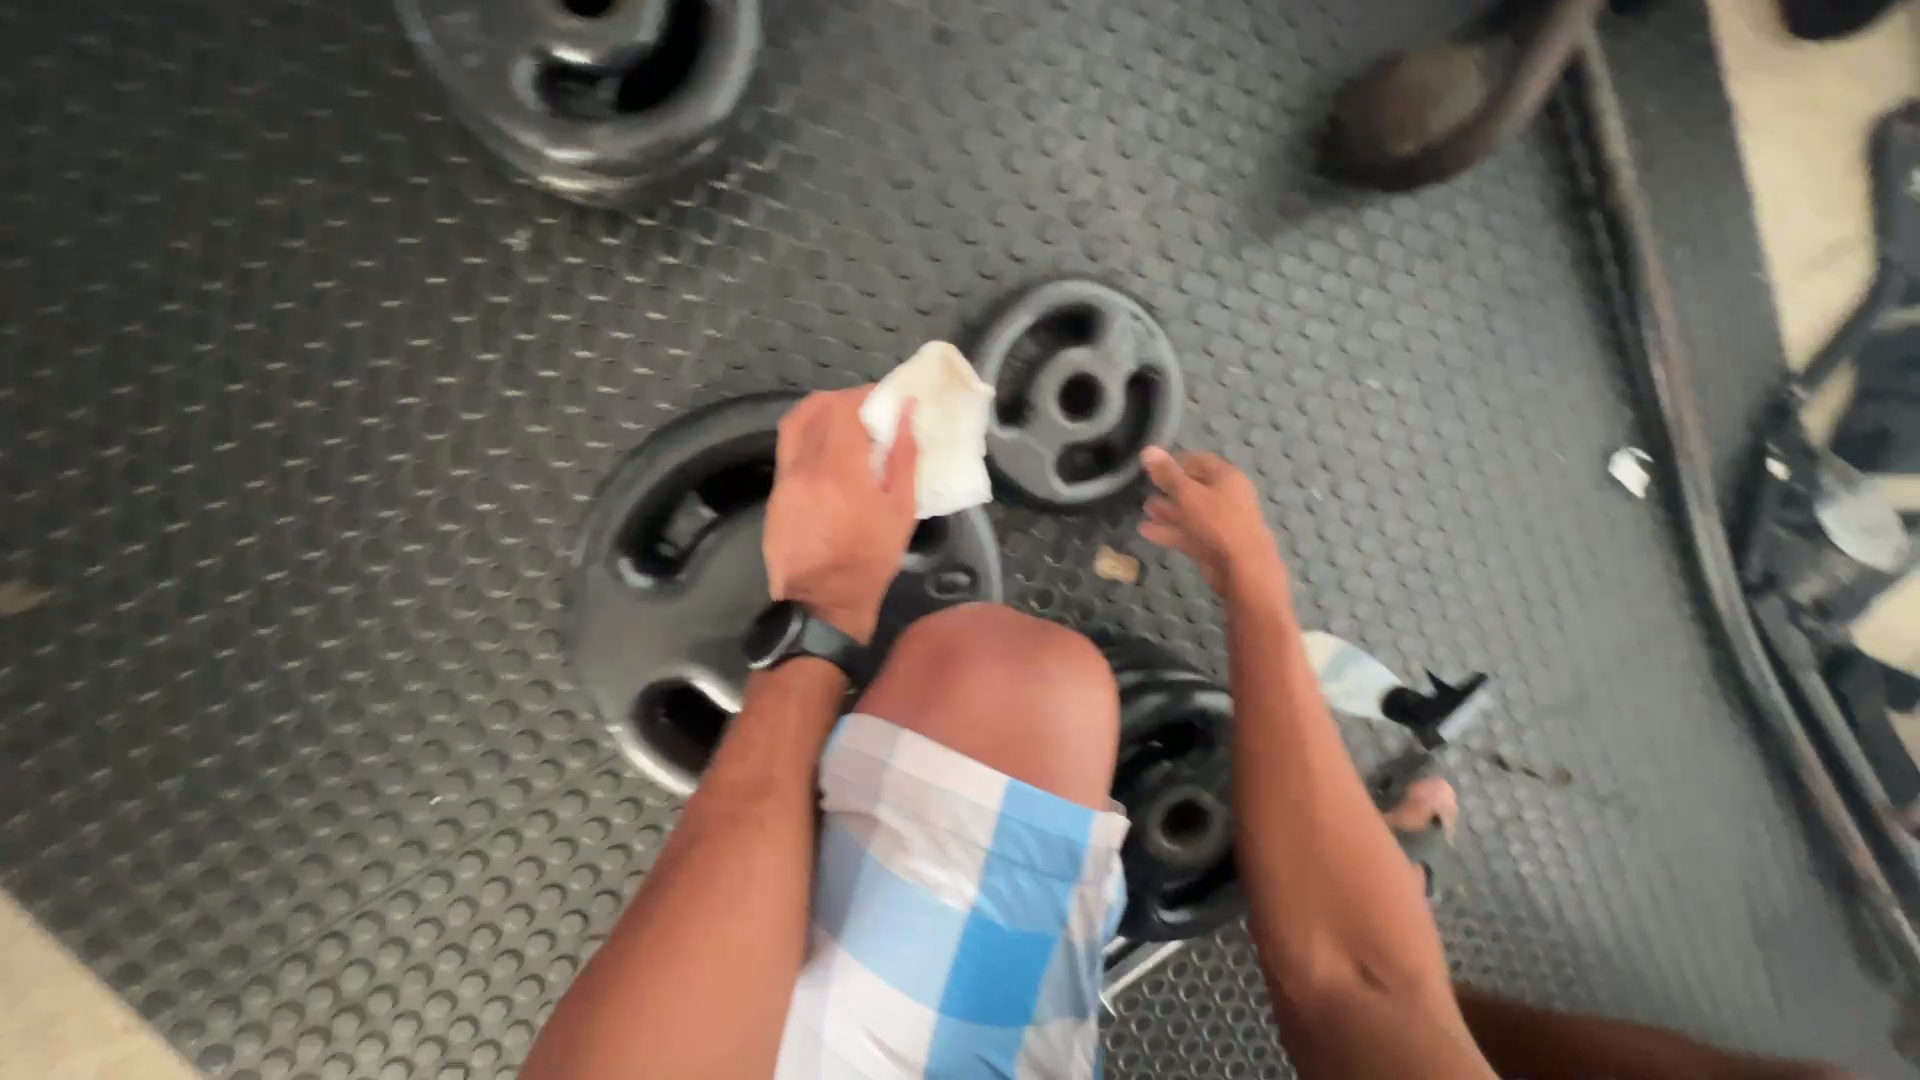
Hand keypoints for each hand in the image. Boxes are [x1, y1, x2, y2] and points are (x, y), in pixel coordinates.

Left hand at [764, 386, 918, 643]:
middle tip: (869, 411)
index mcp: (839, 468)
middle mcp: (804, 466)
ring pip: (796, 425)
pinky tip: (833, 457)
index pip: (845, 406)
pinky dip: (812, 440)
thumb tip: (909, 413)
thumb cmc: (870, 559)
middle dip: (844, 400)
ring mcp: (784, 479)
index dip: (866, 394)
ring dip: (823, 415)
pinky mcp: (775, 494)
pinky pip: (791, 450)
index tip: (887, 400)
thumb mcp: (901, 511)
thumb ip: (905, 457)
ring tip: (849, 428)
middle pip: (815, 407)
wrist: (822, 603)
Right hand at [1137, 446, 1286, 596]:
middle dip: (1168, 488)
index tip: (1152, 466)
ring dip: (1167, 510)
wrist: (1243, 567)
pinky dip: (1169, 531)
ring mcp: (1219, 522)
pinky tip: (1145, 531)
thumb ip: (1167, 474)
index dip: (1175, 461)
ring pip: (1189, 512)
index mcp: (1226, 477)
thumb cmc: (1217, 521)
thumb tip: (1147, 449)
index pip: (1199, 461)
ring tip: (1143, 510)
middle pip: (1194, 487)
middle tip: (1144, 489)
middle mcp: (1226, 496)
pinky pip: (1188, 533)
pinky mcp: (1212, 544)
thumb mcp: (1188, 493)